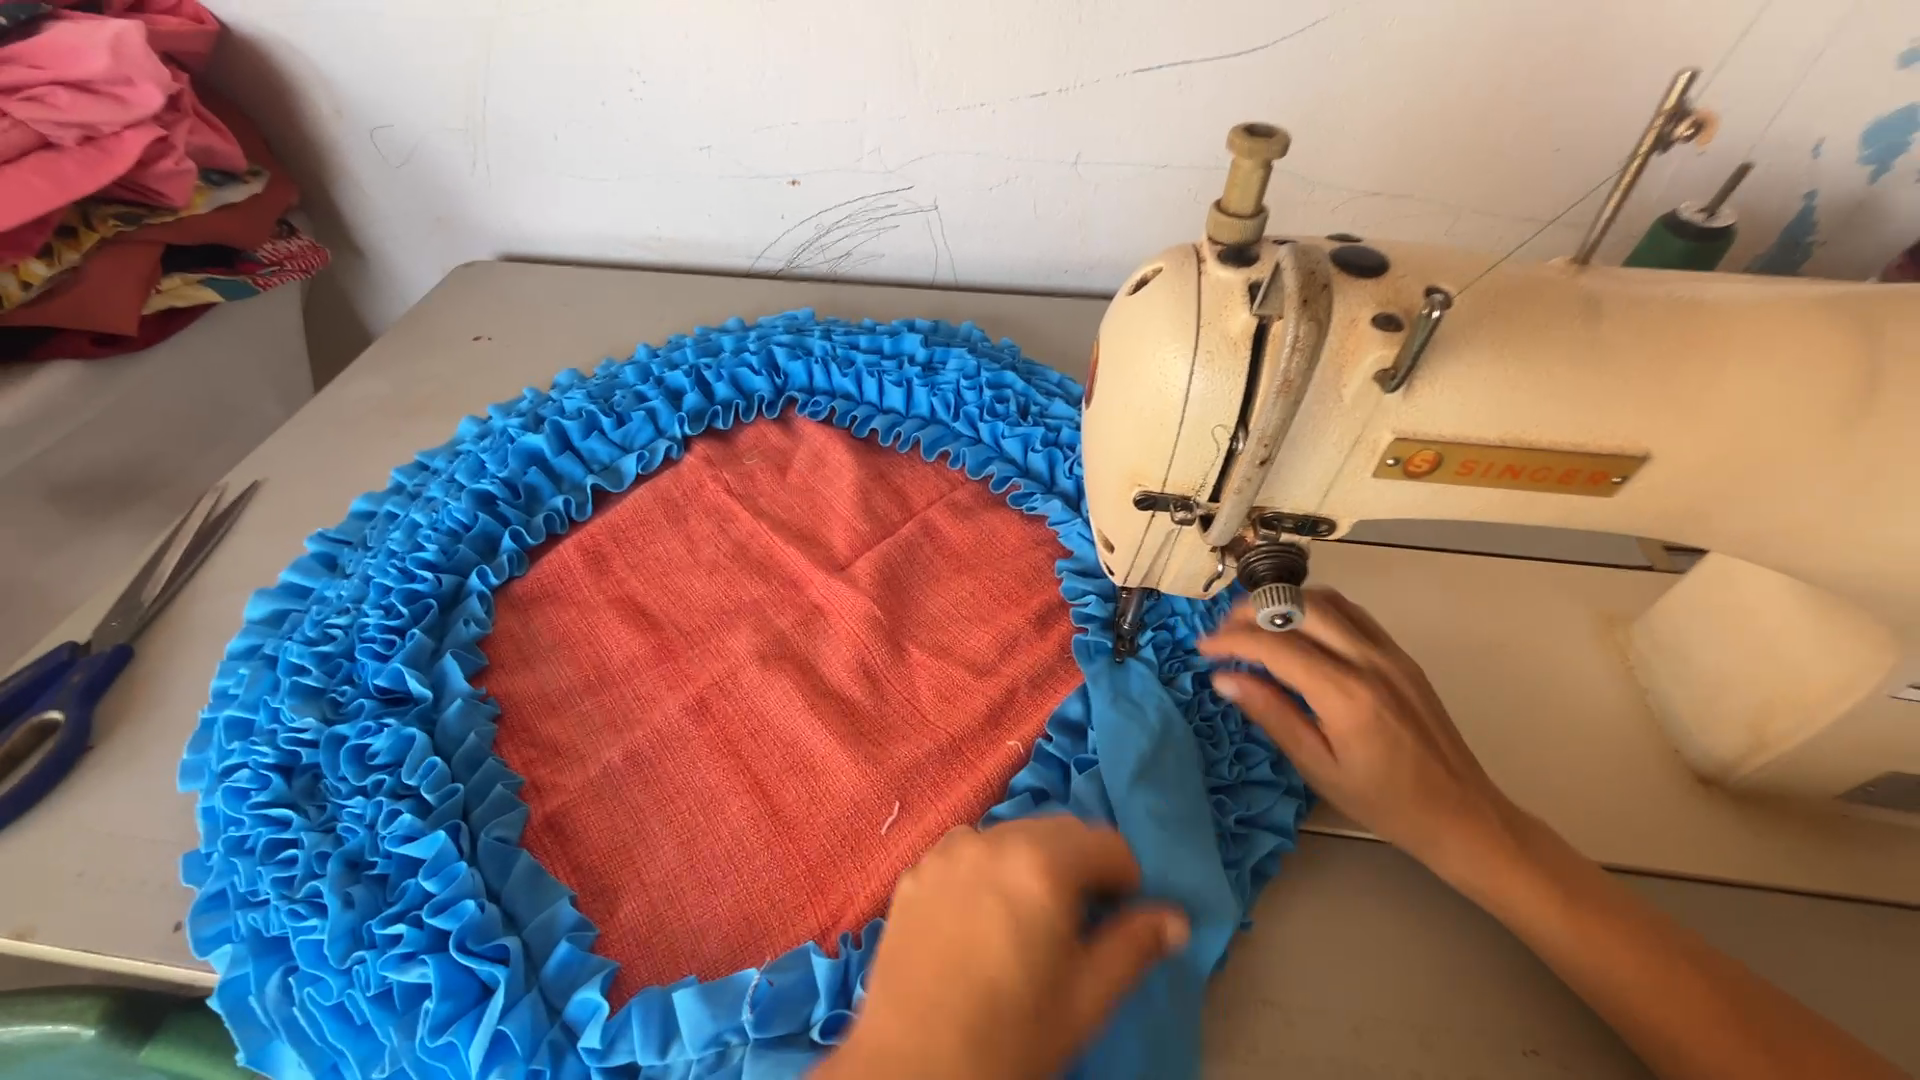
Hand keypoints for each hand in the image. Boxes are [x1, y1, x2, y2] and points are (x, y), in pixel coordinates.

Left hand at [817, 817, 1188, 1079]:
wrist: (912, 1066)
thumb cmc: (1011, 1035)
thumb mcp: (1086, 999)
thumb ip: (1133, 947)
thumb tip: (1175, 919)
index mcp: (1043, 863)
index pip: (1106, 842)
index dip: (1126, 877)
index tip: (1122, 914)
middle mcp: (993, 840)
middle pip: (1057, 830)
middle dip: (1080, 863)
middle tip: (1081, 917)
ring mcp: (947, 852)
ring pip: (1010, 836)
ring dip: (1032, 861)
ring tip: (1029, 917)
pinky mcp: (915, 872)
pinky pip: (965, 853)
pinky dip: (986, 869)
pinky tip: (981, 917)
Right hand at [1200, 587, 1524, 881]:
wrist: (1461, 813)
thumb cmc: (1384, 802)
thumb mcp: (1318, 767)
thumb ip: (1271, 714)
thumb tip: (1224, 677)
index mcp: (1347, 695)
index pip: (1276, 645)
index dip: (1232, 640)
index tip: (1203, 649)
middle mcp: (1370, 661)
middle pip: (1299, 608)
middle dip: (1251, 612)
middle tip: (1222, 633)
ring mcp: (1390, 653)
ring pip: (1327, 601)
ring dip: (1282, 604)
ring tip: (1252, 627)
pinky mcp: (1401, 655)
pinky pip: (1351, 614)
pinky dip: (1314, 609)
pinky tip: (1295, 630)